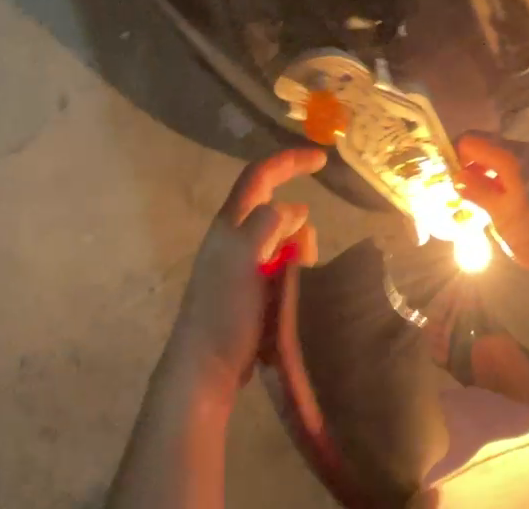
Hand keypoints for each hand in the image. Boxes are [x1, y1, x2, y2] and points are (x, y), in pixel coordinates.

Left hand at [164, 147, 325, 394]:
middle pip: (278, 210)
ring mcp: (244, 264)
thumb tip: (295, 210)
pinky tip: (293, 294)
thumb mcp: (244, 256)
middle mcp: (235, 237)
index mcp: (230, 223)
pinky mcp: (252, 289)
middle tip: (303, 259)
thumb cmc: (223, 309)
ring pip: (285, 240)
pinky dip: (294, 272)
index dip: (290, 161)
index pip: (261, 175)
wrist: (205, 368)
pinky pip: (284, 266)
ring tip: (294, 283)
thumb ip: (268, 222)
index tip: (323, 160)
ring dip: (298, 253)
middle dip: (299, 227)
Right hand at [452, 133, 528, 280]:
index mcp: (513, 156)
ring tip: (495, 212)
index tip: (447, 180)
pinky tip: (527, 213)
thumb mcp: (505, 221)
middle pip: (495, 149)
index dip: (454, 154)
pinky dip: (521, 185)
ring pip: (517, 162)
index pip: (472, 138)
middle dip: (477, 170)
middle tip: (468, 200)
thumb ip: (480, 195)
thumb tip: (458, 176)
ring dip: (500, 180)